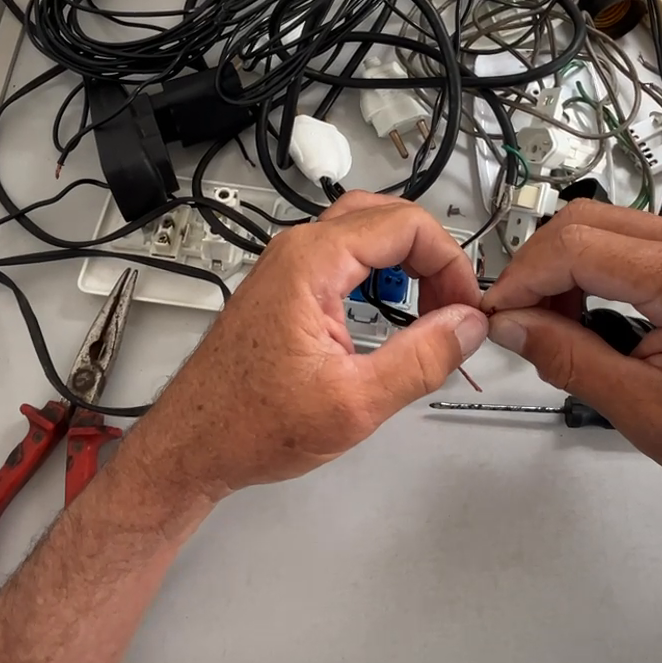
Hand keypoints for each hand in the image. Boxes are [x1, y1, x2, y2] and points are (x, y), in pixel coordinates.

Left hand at [117, 191, 486, 503]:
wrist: (192, 445)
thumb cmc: (250, 425)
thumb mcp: (354, 403)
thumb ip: (422, 359)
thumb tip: (469, 325)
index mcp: (312, 261)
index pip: (406, 225)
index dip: (449, 262)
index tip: (465, 308)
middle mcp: (297, 249)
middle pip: (387, 217)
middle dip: (431, 256)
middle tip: (451, 306)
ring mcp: (288, 264)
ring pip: (366, 231)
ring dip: (406, 261)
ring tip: (428, 308)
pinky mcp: (287, 284)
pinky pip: (346, 255)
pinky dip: (380, 271)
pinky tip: (391, 308)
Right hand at [479, 199, 661, 501]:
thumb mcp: (644, 410)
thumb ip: (568, 359)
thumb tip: (507, 324)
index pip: (577, 248)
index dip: (524, 278)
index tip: (495, 317)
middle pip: (584, 221)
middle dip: (538, 267)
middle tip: (518, 321)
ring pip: (600, 225)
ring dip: (561, 267)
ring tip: (551, 325)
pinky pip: (624, 240)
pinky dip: (589, 269)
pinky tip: (585, 314)